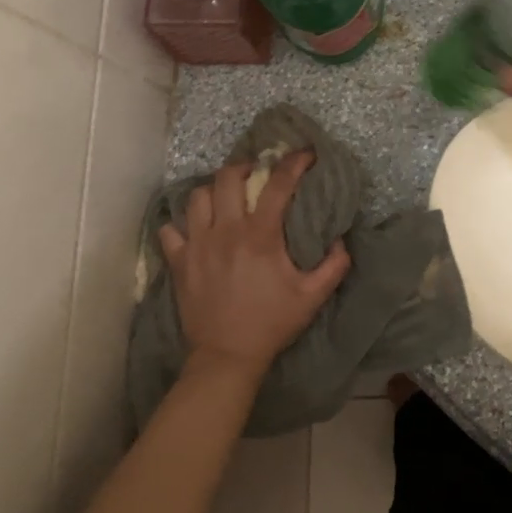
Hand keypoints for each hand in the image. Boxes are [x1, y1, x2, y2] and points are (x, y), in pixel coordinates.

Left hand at [158, 150, 351, 375]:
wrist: (227, 357)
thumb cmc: (271, 323)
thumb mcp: (312, 297)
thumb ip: (334, 266)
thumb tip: (342, 240)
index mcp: (260, 236)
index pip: (277, 184)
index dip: (293, 163)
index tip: (305, 155)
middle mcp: (225, 231)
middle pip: (228, 177)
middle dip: (245, 166)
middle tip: (256, 173)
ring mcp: (197, 245)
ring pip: (198, 197)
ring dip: (213, 190)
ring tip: (225, 196)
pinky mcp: (178, 262)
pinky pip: (170, 230)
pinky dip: (180, 224)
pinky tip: (194, 229)